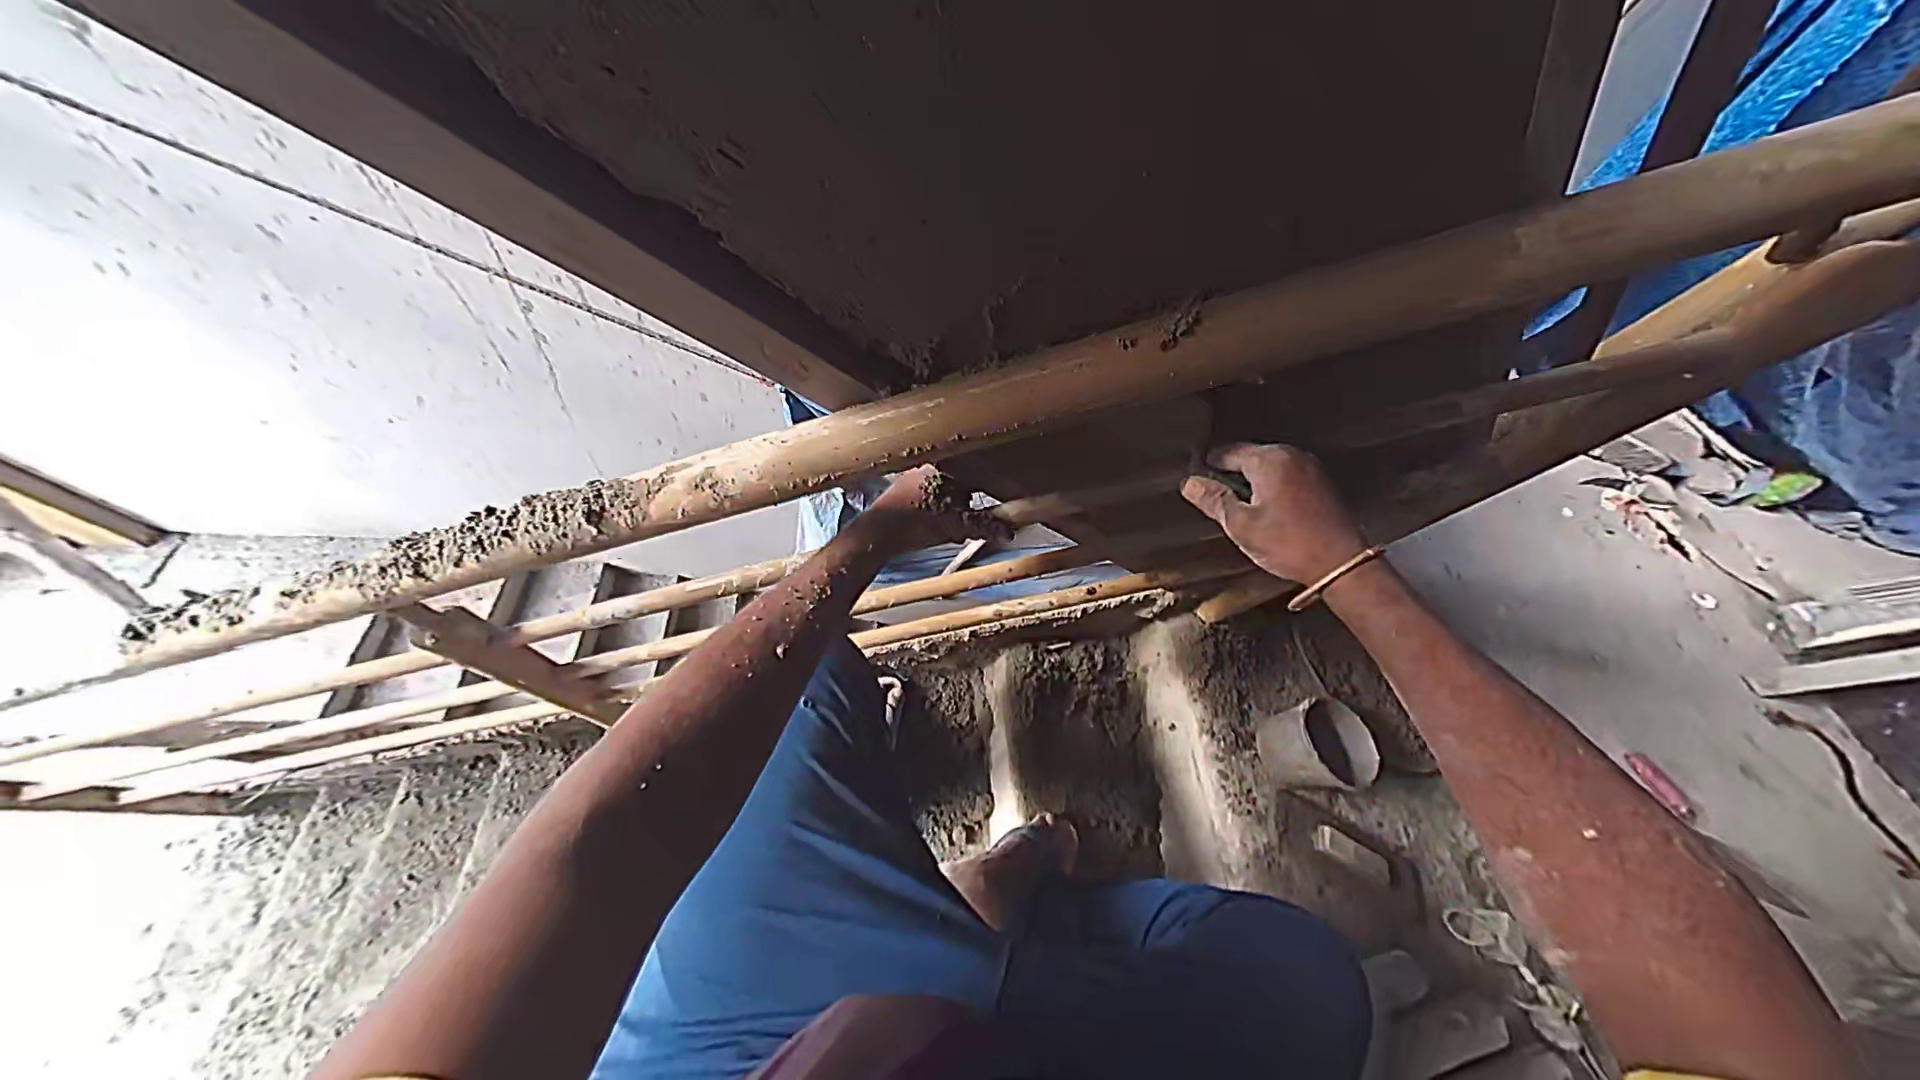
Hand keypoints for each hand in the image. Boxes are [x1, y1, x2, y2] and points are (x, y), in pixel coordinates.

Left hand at [861, 465, 1012, 550]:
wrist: (877, 533)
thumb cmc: (918, 522)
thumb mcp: (958, 525)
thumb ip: (986, 527)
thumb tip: (1010, 532)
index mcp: (944, 466)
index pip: (976, 473)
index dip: (985, 495)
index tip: (986, 512)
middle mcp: (926, 465)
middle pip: (959, 484)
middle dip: (965, 505)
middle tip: (965, 525)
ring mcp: (909, 477)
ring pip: (941, 492)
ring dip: (948, 510)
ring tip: (948, 529)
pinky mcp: (897, 492)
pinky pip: (925, 498)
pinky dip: (933, 511)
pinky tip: (930, 526)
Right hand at [1180, 443, 1369, 582]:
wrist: (1341, 564)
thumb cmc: (1289, 544)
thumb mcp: (1240, 524)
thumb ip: (1213, 500)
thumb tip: (1190, 483)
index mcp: (1269, 459)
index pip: (1225, 452)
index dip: (1208, 469)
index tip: (1199, 489)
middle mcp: (1291, 455)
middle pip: (1247, 457)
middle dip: (1230, 478)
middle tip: (1219, 506)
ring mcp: (1309, 467)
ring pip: (1266, 468)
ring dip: (1251, 485)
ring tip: (1242, 513)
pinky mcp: (1320, 482)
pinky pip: (1284, 477)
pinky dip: (1270, 489)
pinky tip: (1267, 514)